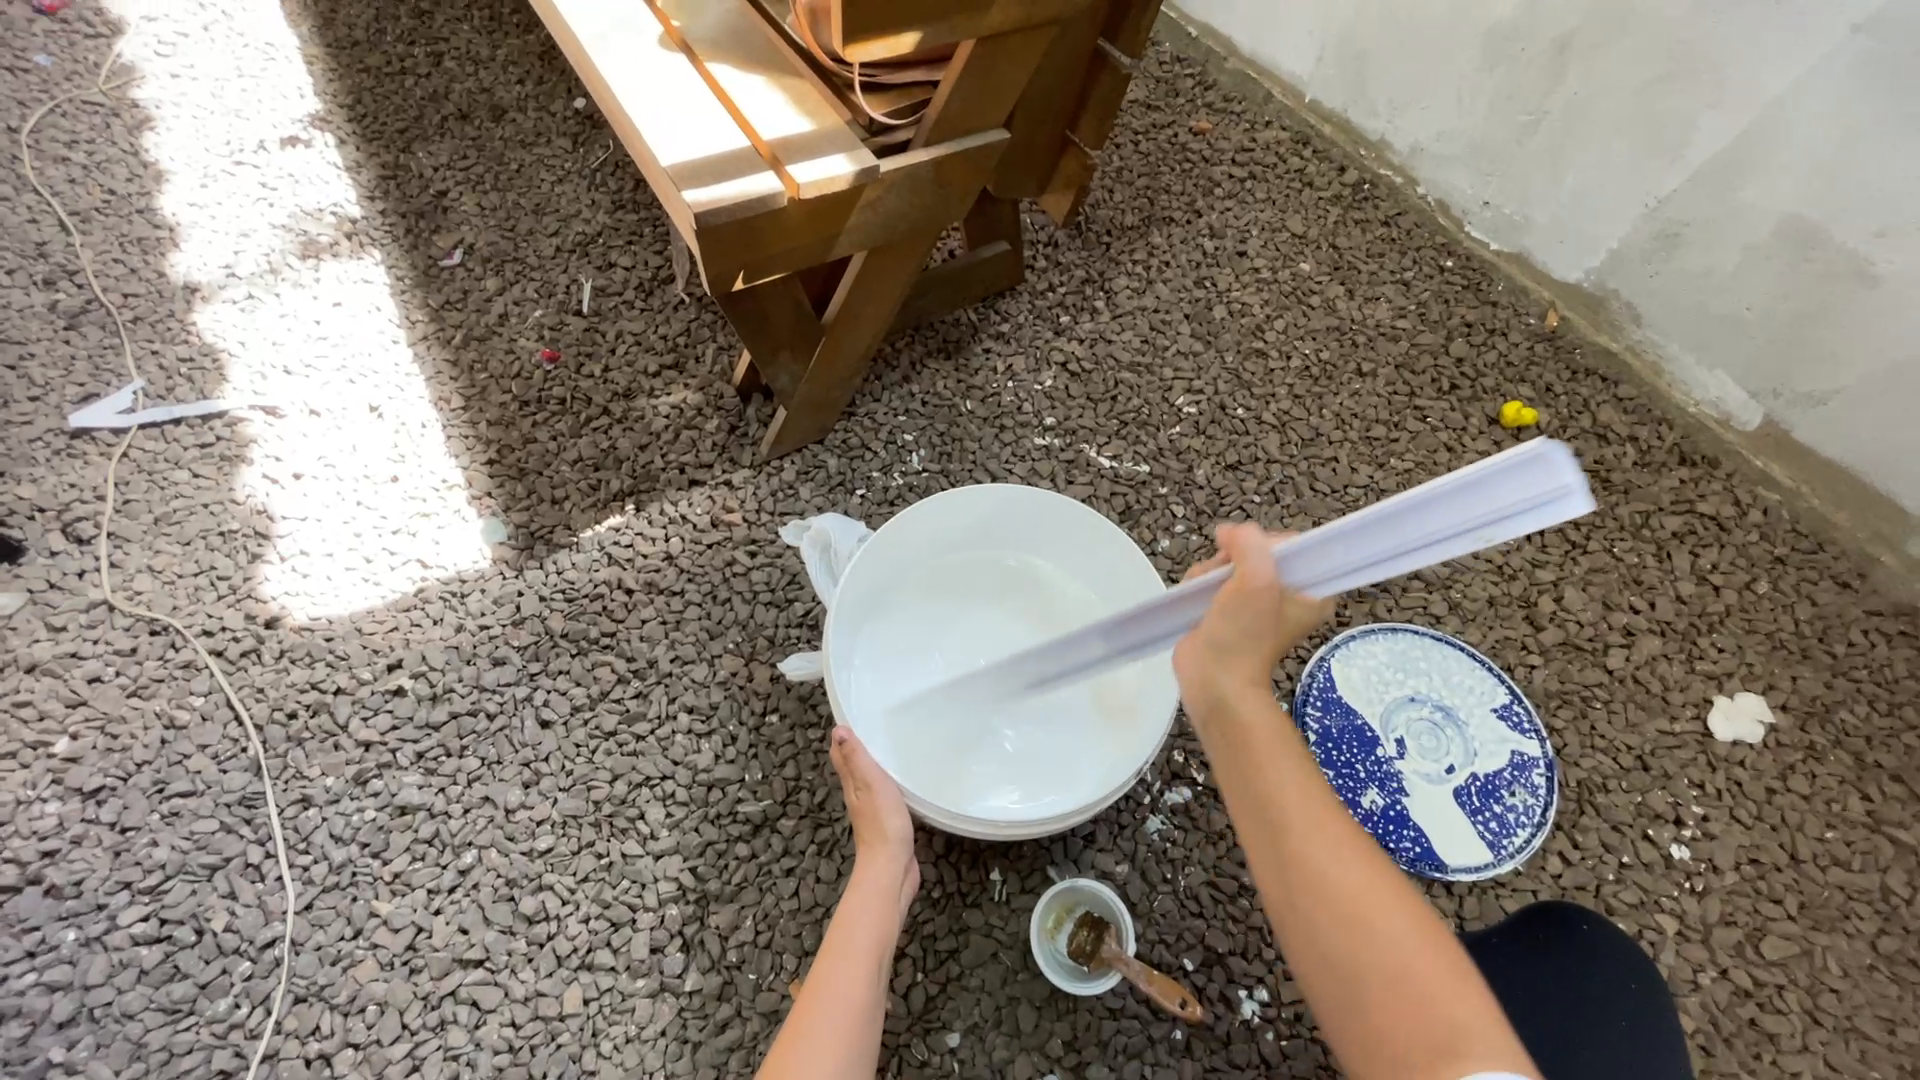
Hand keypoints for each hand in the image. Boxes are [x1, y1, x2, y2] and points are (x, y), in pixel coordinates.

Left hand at [829, 727, 919, 916]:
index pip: (841, 755)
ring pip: (869, 781)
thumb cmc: (882, 822)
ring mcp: (873, 810)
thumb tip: (837, 730)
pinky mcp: (888, 821)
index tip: (854, 716)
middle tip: (875, 727)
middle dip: (859, 748)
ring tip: (890, 748)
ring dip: (875, 766)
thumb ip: (856, 758)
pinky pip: (886, 796)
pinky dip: (890, 784)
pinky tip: (902, 781)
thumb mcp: (870, 783)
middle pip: (854, 767)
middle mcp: (858, 795)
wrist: (892, 868)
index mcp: (852, 784)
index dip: (843, 736)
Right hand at [1172, 523, 1334, 723]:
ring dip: (1210, 573)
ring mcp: (1254, 604)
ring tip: (1206, 594)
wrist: (1213, 679)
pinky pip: (1213, 580)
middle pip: (1255, 552)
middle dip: (1231, 559)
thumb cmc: (1243, 635)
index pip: (1291, 546)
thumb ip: (1249, 544)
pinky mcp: (1226, 611)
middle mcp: (1286, 596)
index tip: (1246, 556)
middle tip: (1223, 578)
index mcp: (1311, 592)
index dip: (1264, 543)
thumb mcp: (1255, 581)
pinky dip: (1200, 585)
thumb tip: (1228, 531)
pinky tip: (1196, 600)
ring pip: (1228, 564)